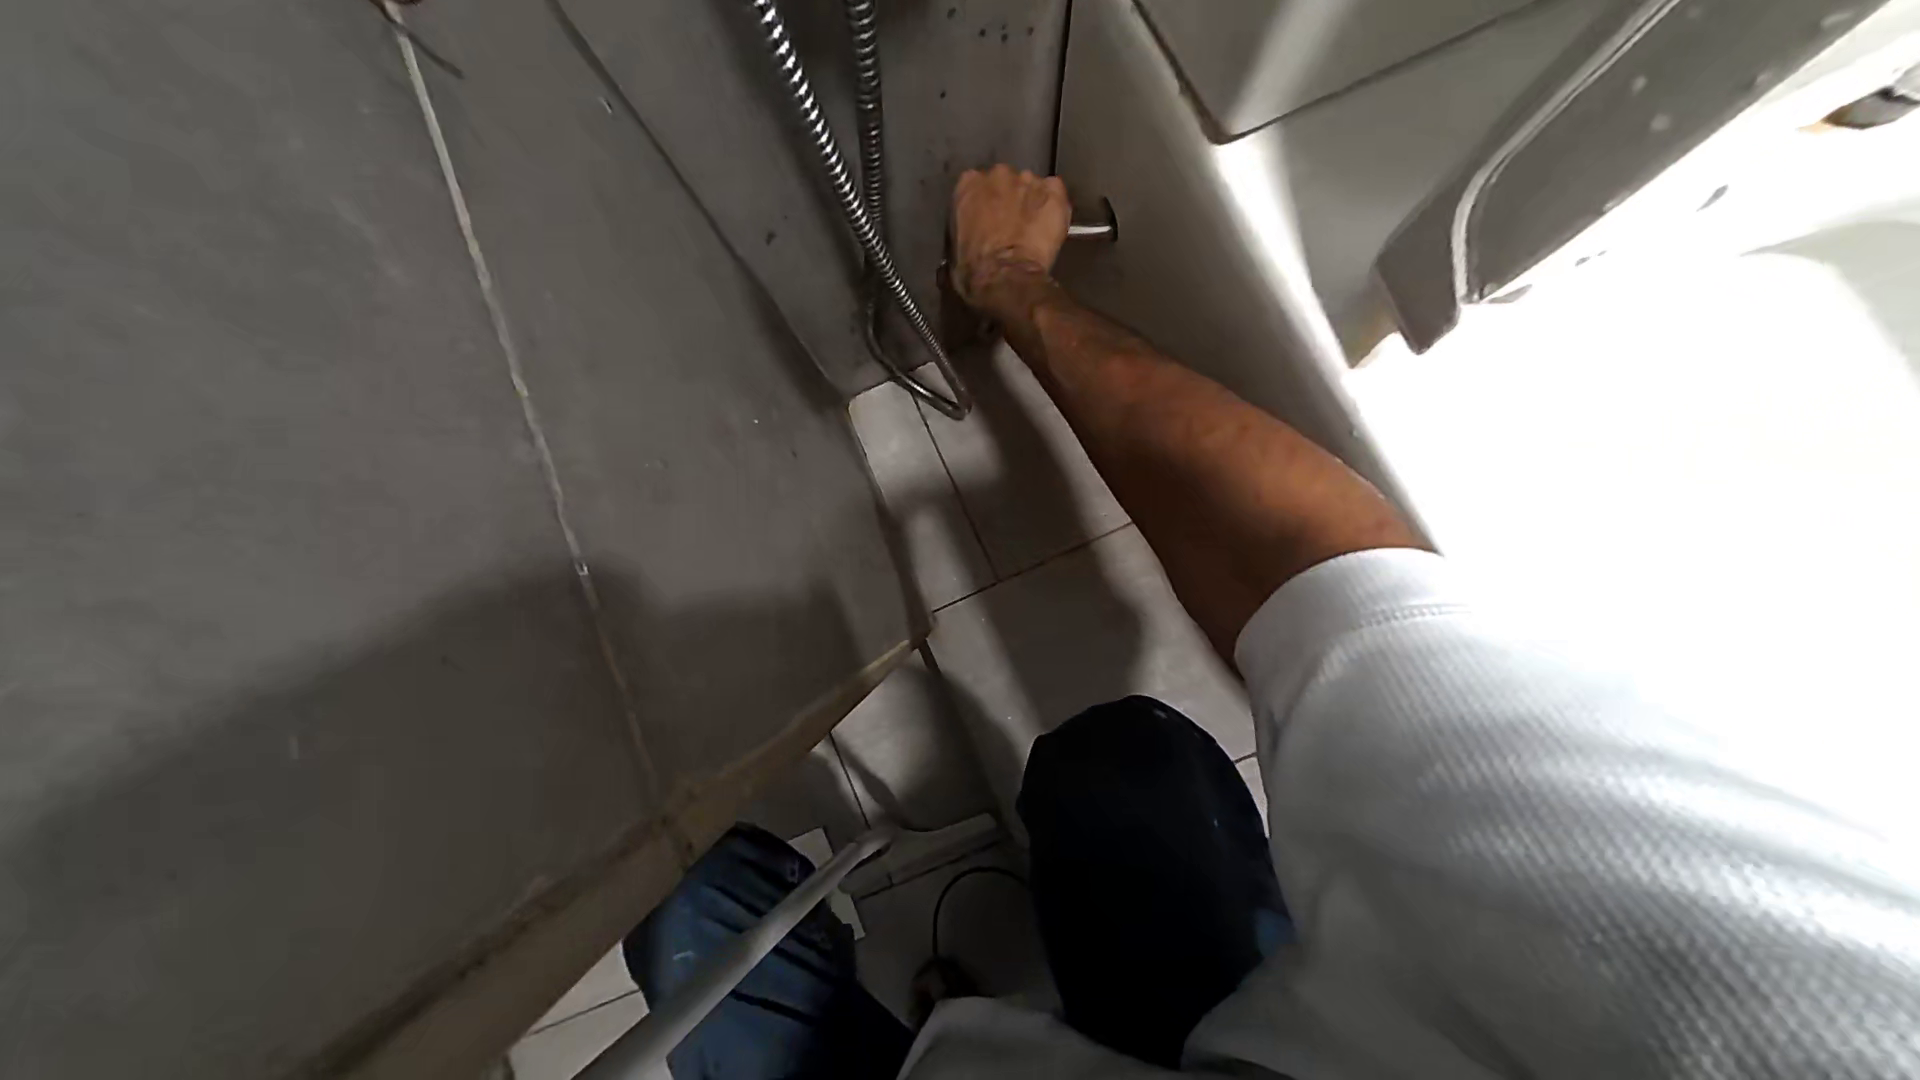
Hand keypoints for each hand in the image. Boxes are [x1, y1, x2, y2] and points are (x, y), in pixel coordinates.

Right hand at [950, 165, 1069, 322]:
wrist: (1006, 279)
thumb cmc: (974, 272)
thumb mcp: (954, 252)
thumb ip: (962, 233)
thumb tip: (966, 246)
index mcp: (968, 184)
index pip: (975, 185)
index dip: (984, 205)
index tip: (986, 222)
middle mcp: (998, 174)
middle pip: (1005, 182)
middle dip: (1008, 201)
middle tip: (1010, 228)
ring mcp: (1029, 180)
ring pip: (1031, 186)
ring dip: (1030, 203)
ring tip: (1032, 232)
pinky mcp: (1054, 193)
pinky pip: (1055, 193)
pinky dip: (1053, 206)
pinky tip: (1049, 226)